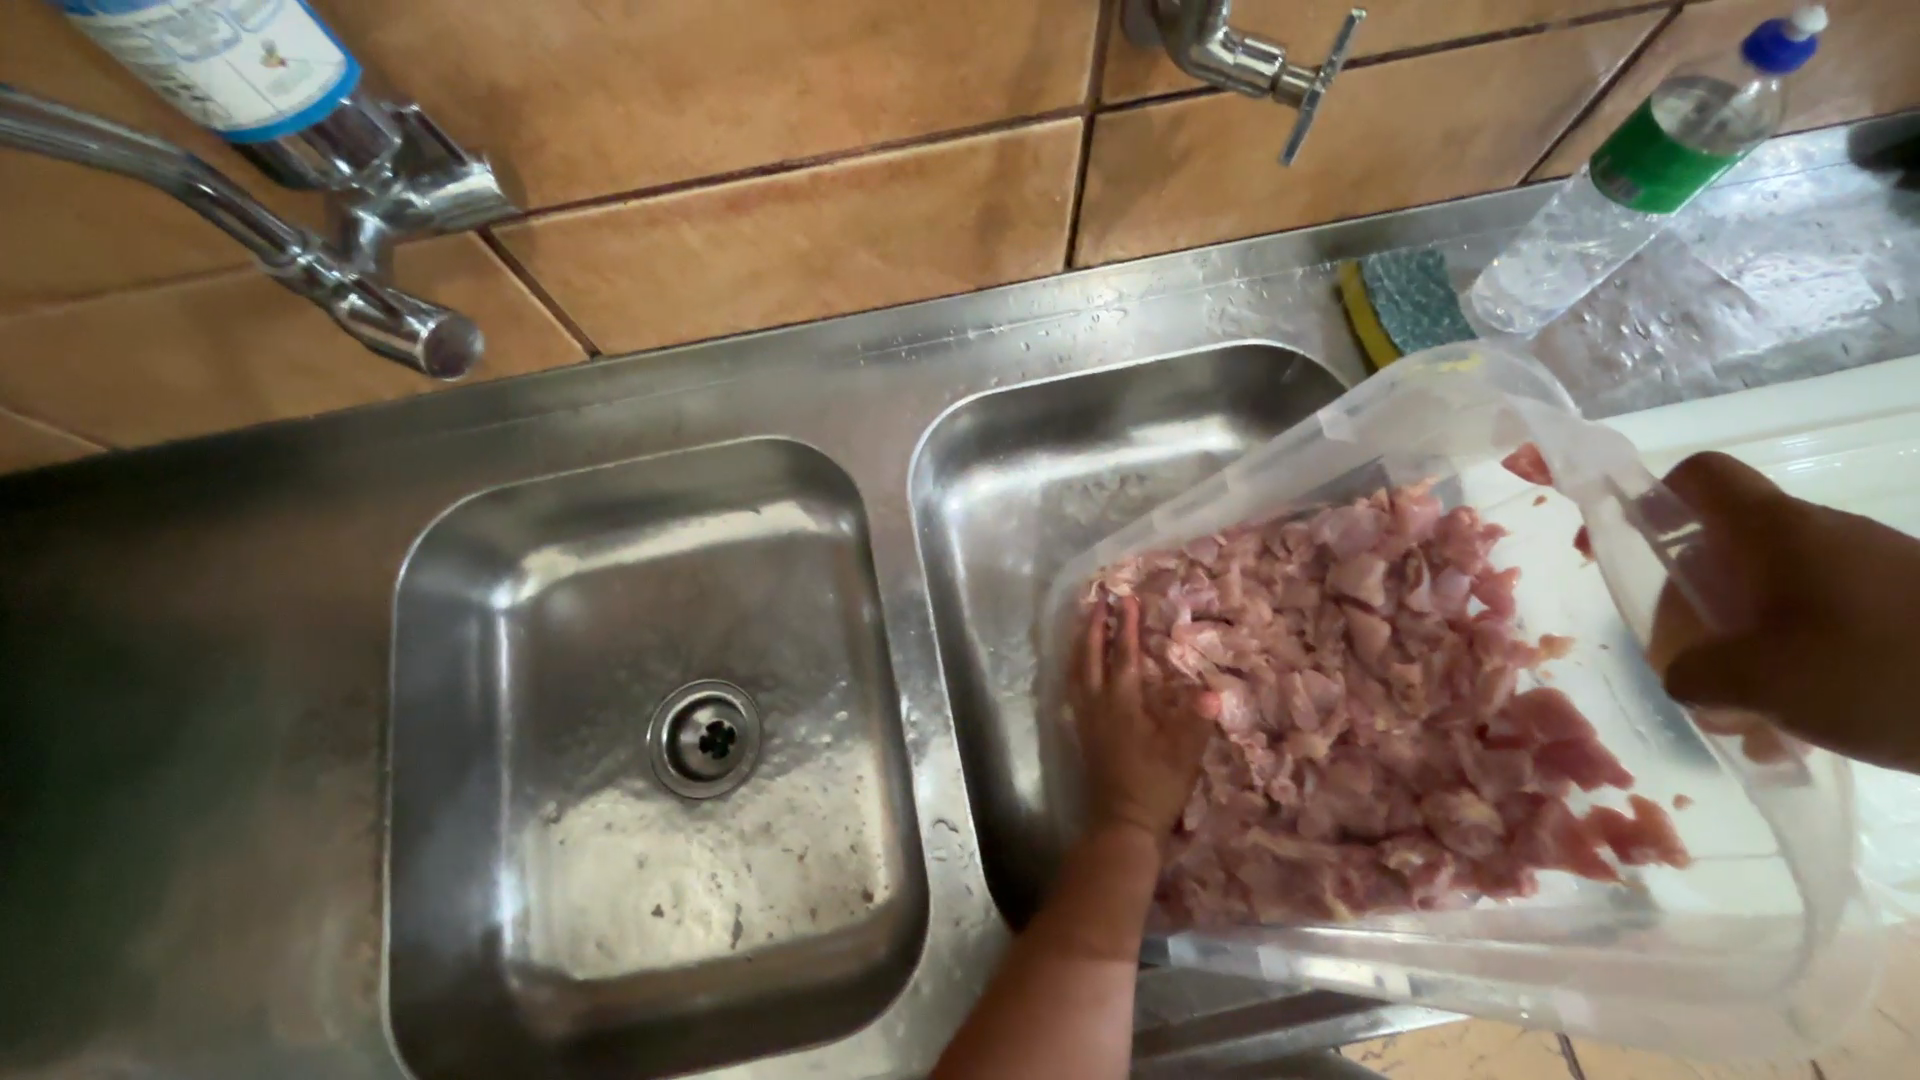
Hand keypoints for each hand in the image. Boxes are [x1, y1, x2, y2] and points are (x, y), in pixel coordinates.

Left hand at [1070, 596, 1213, 841]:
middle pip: (1090, 656)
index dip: (1127, 626)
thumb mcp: (1183, 754)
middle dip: (1094, 626)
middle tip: (1098, 600)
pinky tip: (1081, 669)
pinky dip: (1076, 668)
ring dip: (1081, 644)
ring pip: (1076, 671)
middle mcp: (1097, 704)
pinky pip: (1074, 688)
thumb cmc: (1155, 787)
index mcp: (1121, 703)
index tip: (1127, 599)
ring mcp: (1085, 719)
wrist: (1122, 824)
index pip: (1124, 655)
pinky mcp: (1082, 732)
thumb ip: (1195, 720)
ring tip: (1084, 625)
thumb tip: (1210, 692)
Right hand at [1650, 452, 1919, 773]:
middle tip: (1693, 674)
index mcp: (1773, 532)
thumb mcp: (1753, 684)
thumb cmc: (1883, 672)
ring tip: (1751, 721)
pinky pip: (1819, 627)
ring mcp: (1868, 574)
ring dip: (1741, 652)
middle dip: (1690, 612)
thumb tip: (1690, 674)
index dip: (1649, 502)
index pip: (1695, 478)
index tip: (1631, 553)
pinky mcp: (1908, 612)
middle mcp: (1817, 538)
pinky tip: (1801, 727)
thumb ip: (1689, 672)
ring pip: (1767, 599)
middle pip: (1719, 552)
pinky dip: (1793, 668)